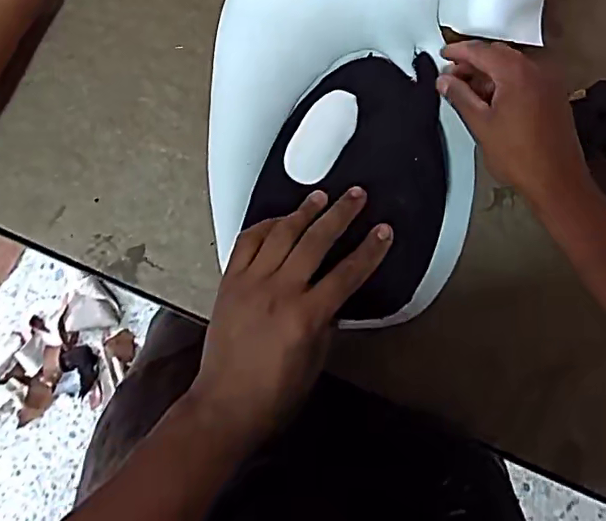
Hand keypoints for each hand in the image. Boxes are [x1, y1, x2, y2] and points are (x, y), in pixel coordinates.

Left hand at [187, 188, 392, 452]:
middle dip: (341, 213)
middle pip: (316, 240)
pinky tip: (279, 218)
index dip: (370, 250)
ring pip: (282, 233)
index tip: (383, 231)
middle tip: (356, 195)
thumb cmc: (272, 396)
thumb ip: (328, 321)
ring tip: (321, 195)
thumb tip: (336, 294)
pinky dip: (265, 225)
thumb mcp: (316, 360)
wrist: (222, 411)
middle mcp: (278, 293)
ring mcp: (251, 284)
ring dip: (305, 210)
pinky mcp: (230, 283)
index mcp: (305, 317)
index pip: (347, 273)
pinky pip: (248, 241)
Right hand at [438, 41, 591, 204]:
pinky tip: (492, 100)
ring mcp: (548, 83)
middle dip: (473, 62)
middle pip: (497, 54)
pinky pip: (525, 78)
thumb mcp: (480, 124)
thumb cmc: (523, 157)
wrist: (557, 181)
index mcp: (516, 72)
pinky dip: (506, 82)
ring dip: (489, 73)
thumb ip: (459, 96)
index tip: (445, 54)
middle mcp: (536, 71)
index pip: (481, 50)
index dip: (458, 51)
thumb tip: (446, 81)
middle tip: (452, 75)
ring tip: (468, 92)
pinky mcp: (553, 96)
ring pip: (511, 66)